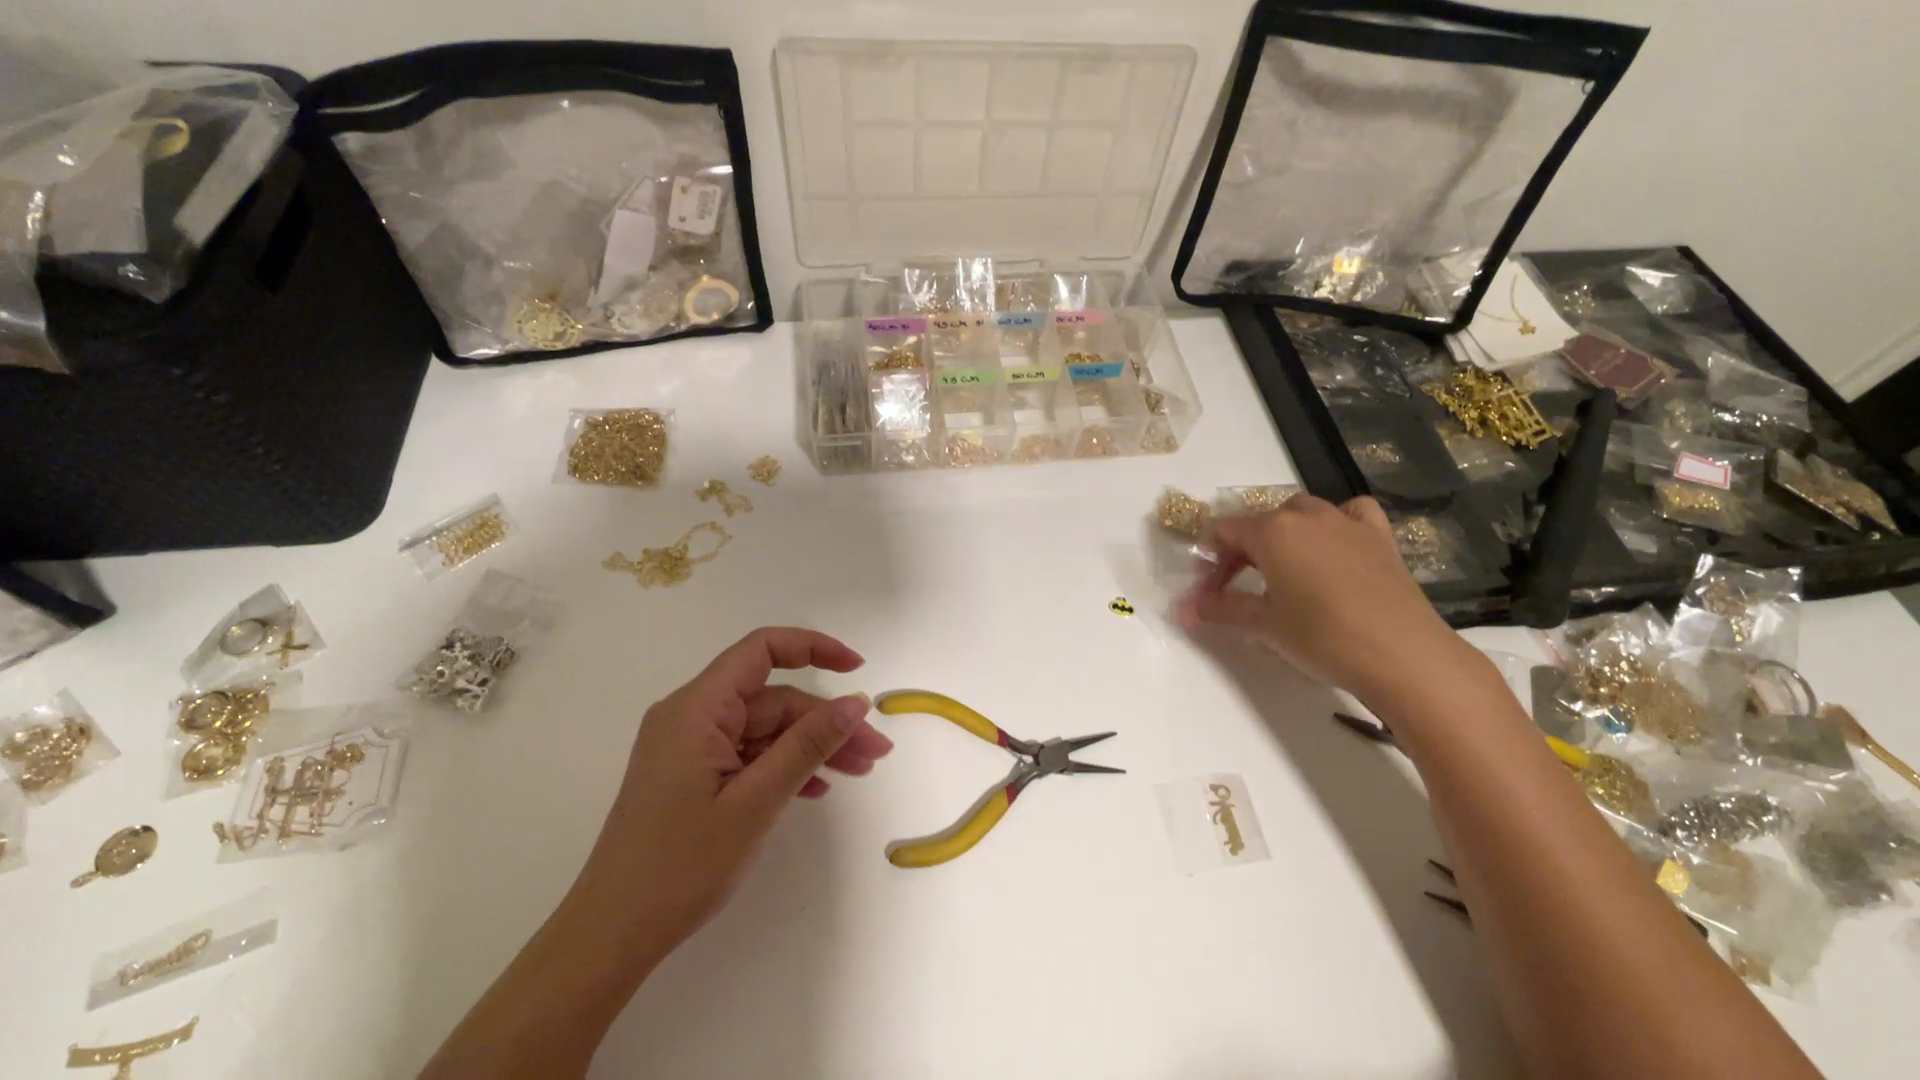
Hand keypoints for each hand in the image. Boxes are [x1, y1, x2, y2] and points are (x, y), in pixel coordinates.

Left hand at [571, 627, 890, 960]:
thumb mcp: (756, 802)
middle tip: (876, 753)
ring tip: (860, 772)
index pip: (760, 649)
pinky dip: (783, 767)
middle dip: (825, 720)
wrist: (614, 931)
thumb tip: (856, 702)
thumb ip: (807, 745)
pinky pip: (746, 755)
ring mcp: (688, 748)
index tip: (857, 669)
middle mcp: (689, 717)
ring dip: (811, 746)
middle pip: (770, 699)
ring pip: (763, 730)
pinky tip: (817, 788)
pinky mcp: (690, 776)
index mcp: (696, 709)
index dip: (813, 648)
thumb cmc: (681, 865)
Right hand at [1177, 495, 1477, 701]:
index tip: (1205, 591)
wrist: (1401, 654)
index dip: (1208, 560)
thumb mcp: (1264, 625)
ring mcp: (1347, 522)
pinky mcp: (1379, 537)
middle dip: (1242, 551)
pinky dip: (1336, 524)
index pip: (1224, 532)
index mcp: (1273, 531)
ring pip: (1303, 513)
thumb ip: (1220, 609)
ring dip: (1284, 535)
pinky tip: (1334, 546)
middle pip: (1261, 522)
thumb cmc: (1322, 638)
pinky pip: (1350, 514)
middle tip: (1236, 588)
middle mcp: (1307, 516)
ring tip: (1282, 571)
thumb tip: (1182, 609)